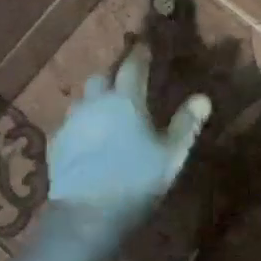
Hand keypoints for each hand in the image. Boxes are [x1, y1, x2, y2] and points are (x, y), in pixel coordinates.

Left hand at [48, 44, 211, 225]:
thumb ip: (186, 124)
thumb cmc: (137, 180)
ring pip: (83, 99)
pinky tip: (90, 140)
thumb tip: (203, 98)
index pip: (133, 66)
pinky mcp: (57, 144)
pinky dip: (83, 125)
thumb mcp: (172, 155)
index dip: (140, 54)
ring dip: (96, 99)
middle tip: (126, 80)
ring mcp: (72, 122)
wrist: (88, 214)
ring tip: (107, 112)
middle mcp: (95, 103)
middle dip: (114, 74)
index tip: (145, 46)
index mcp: (126, 100)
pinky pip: (72, 124)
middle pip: (102, 77)